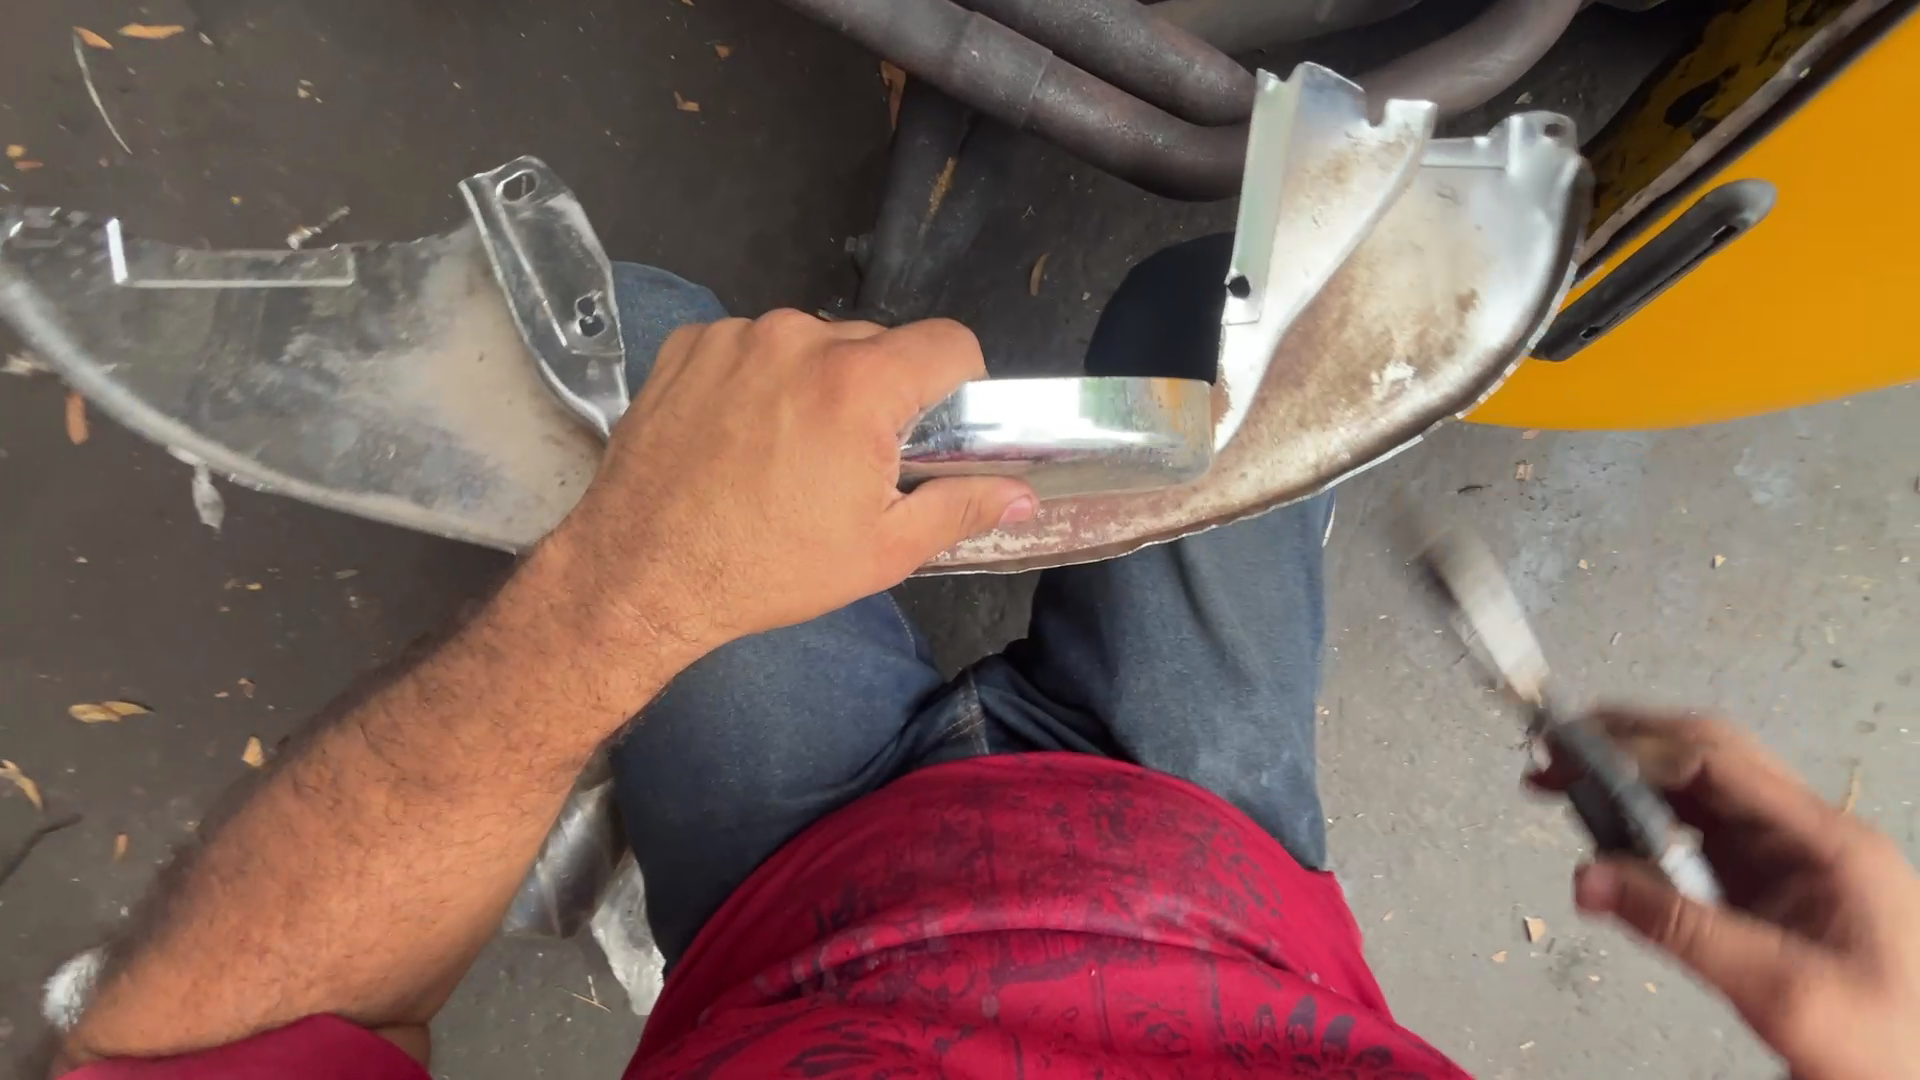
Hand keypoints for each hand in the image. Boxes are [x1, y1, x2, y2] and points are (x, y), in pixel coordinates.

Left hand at [542, 311, 1034, 660]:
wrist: (640, 575)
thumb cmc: (772, 568)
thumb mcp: (883, 550)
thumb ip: (962, 507)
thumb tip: (1024, 494)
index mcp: (859, 384)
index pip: (951, 342)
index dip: (961, 383)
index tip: (940, 426)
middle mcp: (799, 337)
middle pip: (879, 343)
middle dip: (886, 392)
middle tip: (858, 457)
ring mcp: (737, 334)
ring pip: (815, 343)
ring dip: (822, 382)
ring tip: (792, 449)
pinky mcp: (690, 344)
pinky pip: (755, 345)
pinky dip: (763, 377)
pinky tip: (741, 433)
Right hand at [1552, 710, 1919, 1079]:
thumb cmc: (1878, 1044)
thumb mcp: (1778, 991)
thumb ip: (1675, 927)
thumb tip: (1583, 878)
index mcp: (1826, 842)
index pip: (1714, 762)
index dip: (1634, 751)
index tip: (1567, 760)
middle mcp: (1805, 830)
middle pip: (1702, 750)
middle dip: (1622, 741)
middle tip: (1554, 750)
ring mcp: (1782, 848)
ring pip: (1689, 778)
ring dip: (1621, 771)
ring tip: (1559, 779)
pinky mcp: (1755, 870)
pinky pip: (1684, 818)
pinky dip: (1632, 808)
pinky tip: (1597, 819)